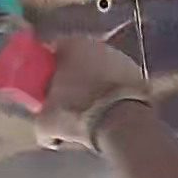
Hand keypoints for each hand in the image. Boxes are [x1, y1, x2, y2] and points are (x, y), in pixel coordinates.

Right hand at [35, 37, 151, 149]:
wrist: (122, 123)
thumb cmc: (77, 113)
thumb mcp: (47, 123)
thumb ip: (40, 124)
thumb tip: (44, 134)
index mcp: (71, 45)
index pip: (51, 49)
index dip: (46, 67)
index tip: (43, 84)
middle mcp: (96, 43)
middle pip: (77, 57)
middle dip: (71, 75)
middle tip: (64, 97)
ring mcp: (120, 56)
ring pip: (99, 68)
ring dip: (93, 82)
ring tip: (88, 108)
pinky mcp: (138, 72)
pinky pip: (117, 80)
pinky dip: (112, 91)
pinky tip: (107, 110)